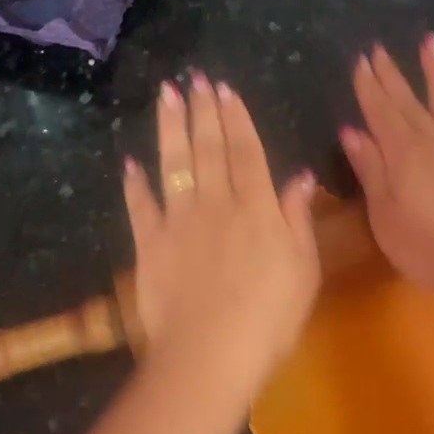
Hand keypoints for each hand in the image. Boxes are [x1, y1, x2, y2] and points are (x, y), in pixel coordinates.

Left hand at [124, 75, 320, 383]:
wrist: (210, 355)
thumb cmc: (269, 319)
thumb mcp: (303, 270)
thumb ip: (298, 220)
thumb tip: (300, 178)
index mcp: (257, 208)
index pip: (247, 152)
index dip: (235, 118)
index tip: (225, 89)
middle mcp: (217, 203)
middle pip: (209, 148)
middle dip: (203, 111)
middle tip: (195, 78)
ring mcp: (180, 221)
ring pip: (174, 164)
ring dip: (170, 127)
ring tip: (167, 94)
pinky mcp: (149, 245)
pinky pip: (140, 207)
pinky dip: (134, 183)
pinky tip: (130, 161)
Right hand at [340, 37, 433, 296]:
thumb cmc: (423, 245)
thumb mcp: (383, 212)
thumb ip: (370, 168)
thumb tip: (351, 130)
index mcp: (402, 152)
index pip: (380, 110)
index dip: (368, 85)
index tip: (360, 60)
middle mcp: (433, 138)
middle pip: (408, 100)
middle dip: (391, 74)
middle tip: (379, 47)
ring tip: (428, 42)